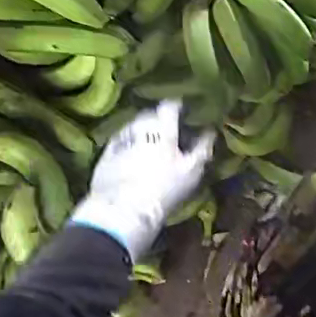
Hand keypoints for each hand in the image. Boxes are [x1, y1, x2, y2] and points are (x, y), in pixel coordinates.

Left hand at [68, 100, 213, 258]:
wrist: (122, 211)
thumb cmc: (163, 189)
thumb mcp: (191, 171)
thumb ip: (202, 147)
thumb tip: (210, 131)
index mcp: (162, 127)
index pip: (170, 105)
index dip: (178, 107)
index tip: (184, 114)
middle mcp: (139, 126)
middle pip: (151, 115)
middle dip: (160, 122)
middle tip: (169, 136)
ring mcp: (120, 138)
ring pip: (135, 127)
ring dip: (143, 133)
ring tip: (150, 148)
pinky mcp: (106, 152)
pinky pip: (121, 142)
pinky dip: (129, 145)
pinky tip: (132, 159)